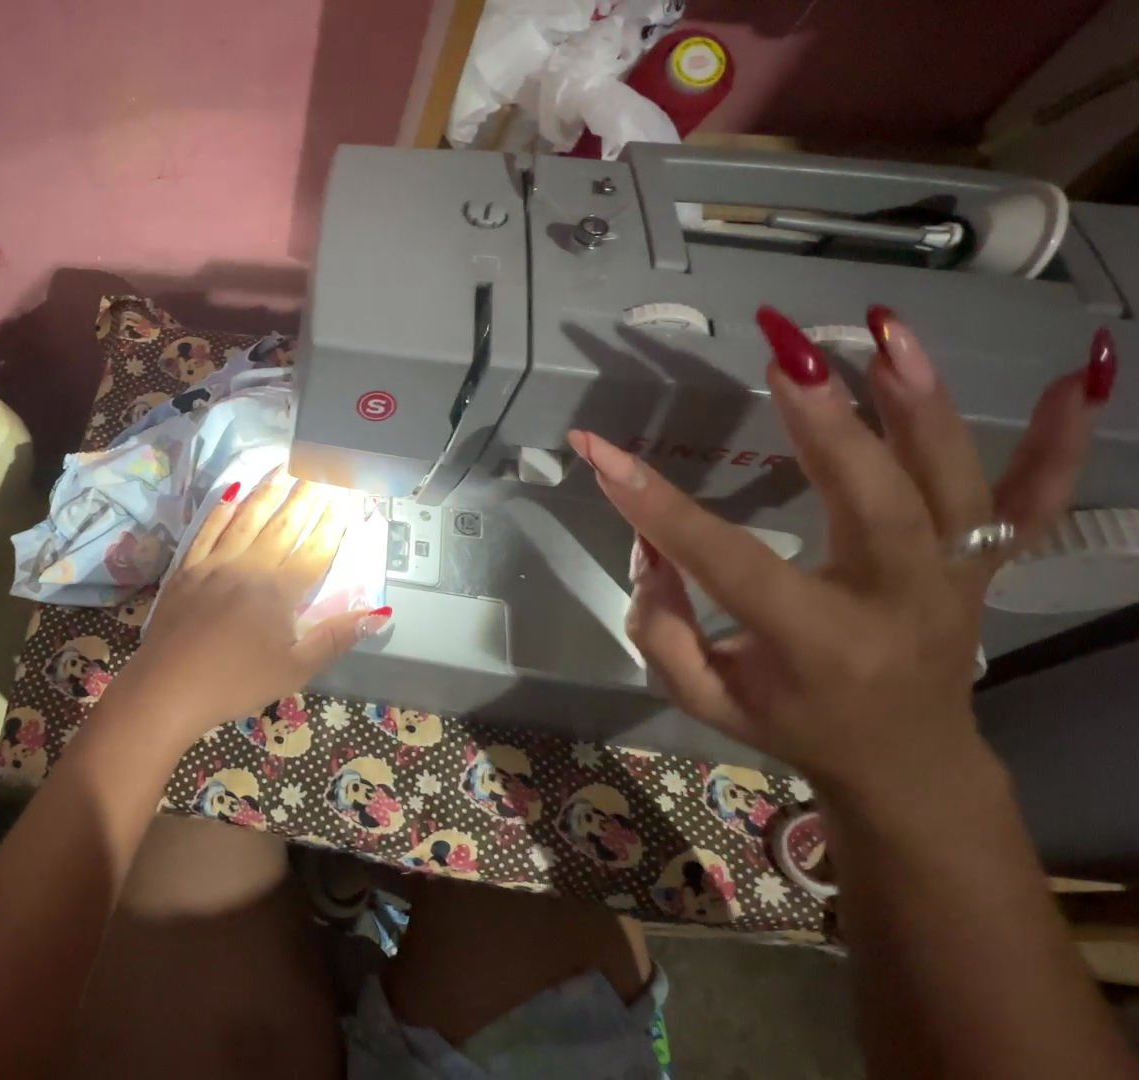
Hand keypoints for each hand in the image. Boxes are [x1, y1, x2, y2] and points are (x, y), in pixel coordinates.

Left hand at [102, 470, 387, 745]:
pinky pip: (207, 530)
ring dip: (267, 491)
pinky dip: (222, 510)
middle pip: (283, 524)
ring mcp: (214, 564)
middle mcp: (249, 566)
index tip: (346, 498)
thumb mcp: (294, 669)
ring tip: (283, 467)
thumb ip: (335, 637)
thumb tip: (378, 613)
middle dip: (306, 495)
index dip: (333, 524)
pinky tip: (232, 493)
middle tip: (321, 467)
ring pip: (246, 518)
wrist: (168, 687)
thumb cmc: (236, 683)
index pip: (315, 550)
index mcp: (279, 591)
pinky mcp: (186, 569)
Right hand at [569, 306, 1114, 804]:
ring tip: (882, 330)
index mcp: (815, 641)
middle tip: (784, 357)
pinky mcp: (987, 563)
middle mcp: (897, 601)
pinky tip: (1074, 374)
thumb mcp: (703, 696)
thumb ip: (662, 627)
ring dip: (921, 400)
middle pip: (871, 499)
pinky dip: (1063, 439)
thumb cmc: (790, 725)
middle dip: (826, 423)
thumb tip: (650, 544)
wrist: (906, 760)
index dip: (656, 505)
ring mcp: (956, 577)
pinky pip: (1037, 499)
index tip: (599, 449)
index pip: (725, 558)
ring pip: (951, 481)